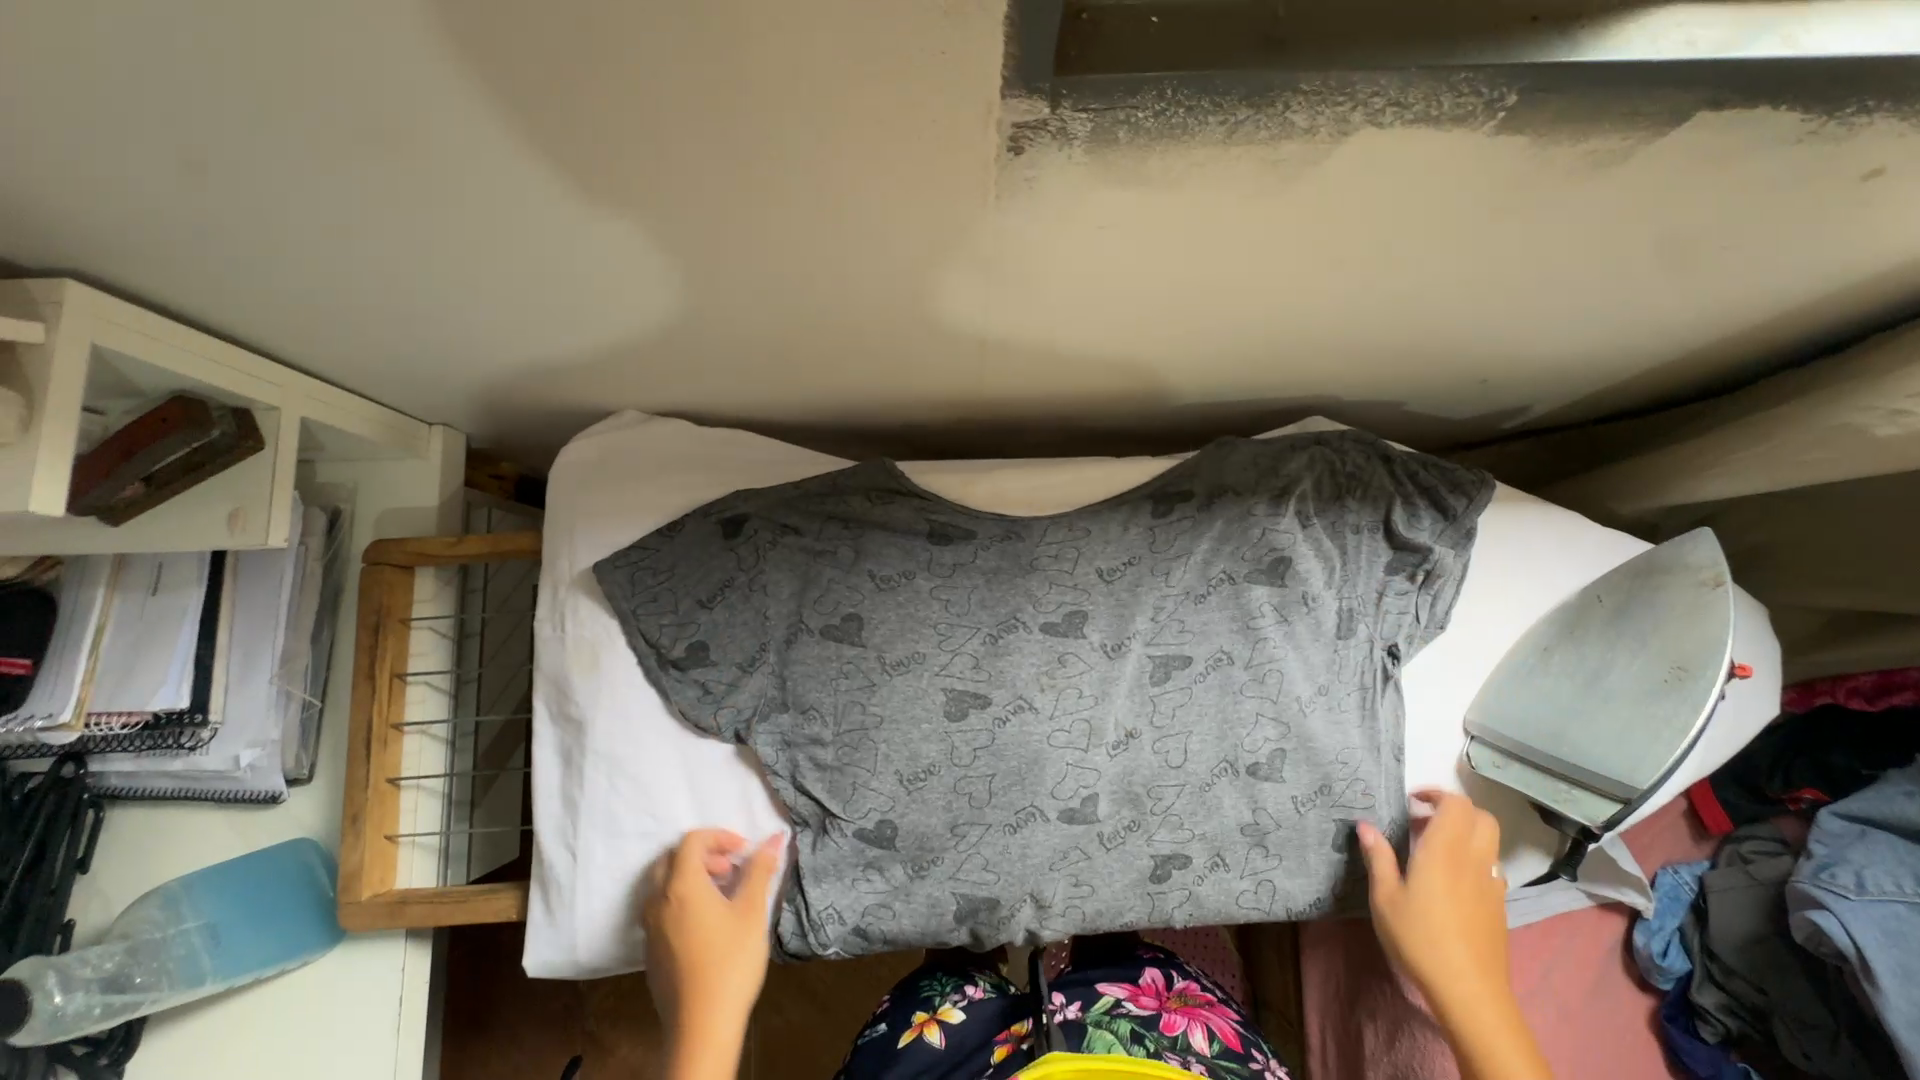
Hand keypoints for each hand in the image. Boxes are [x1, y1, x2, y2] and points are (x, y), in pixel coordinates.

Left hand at [644, 829, 783, 1047]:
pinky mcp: (650, 951)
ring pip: (662, 885)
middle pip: (671, 859)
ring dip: (690, 877)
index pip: (691, 841)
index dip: (719, 837)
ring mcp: (649, 928)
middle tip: (731, 870)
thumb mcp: (752, 912)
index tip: (744, 852)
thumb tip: (774, 838)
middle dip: (703, 855)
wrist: (701, 1025)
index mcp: (681, 885)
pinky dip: (681, 901)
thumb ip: (760, 870)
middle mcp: (658, 901)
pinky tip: (707, 924)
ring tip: (721, 895)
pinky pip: (660, 910)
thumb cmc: (731, 961)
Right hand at [1357, 792, 1509, 1009]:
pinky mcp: (1499, 904)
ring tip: (1434, 850)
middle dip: (1454, 809)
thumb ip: (1378, 857)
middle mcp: (1473, 859)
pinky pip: (1491, 866)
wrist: (1469, 989)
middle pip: (1481, 816)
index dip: (1437, 794)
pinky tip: (1452, 881)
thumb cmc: (1419, 938)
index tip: (1412, 802)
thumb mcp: (1384, 897)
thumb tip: (1366, 825)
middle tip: (1423, 821)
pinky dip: (1474, 858)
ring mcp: (1492, 882)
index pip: (1456, 804)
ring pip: (1489, 841)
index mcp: (1444, 850)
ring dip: (1465, 833)